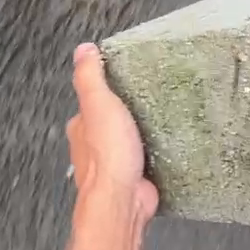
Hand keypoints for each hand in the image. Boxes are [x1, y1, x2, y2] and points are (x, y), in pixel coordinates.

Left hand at [67, 43, 158, 232]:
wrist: (122, 199)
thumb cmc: (108, 155)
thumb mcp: (99, 104)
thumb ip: (90, 77)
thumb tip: (83, 49)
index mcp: (81, 126)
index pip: (91, 99)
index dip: (106, 87)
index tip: (125, 75)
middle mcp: (93, 145)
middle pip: (108, 120)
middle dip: (125, 110)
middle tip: (149, 93)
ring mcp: (113, 161)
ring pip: (126, 138)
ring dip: (140, 130)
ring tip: (162, 113)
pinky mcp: (134, 174)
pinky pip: (144, 155)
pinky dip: (153, 148)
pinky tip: (167, 141)